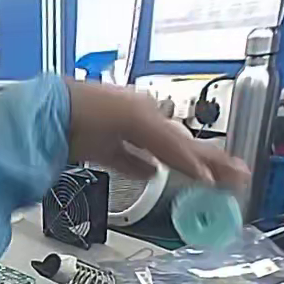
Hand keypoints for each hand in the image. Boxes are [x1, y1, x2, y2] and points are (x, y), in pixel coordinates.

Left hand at [64, 81, 248, 193]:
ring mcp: (121, 135)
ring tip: (207, 177)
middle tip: (235, 177)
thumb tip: (195, 168)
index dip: (207, 162)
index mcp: (151, 114)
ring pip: (161, 153)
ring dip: (185, 165)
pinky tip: (154, 173)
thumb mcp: (133, 121)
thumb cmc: (88, 106)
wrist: (47, 112)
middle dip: (208, 162)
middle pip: (181, 146)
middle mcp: (140, 122)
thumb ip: (166, 147)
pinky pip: (130, 159)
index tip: (231, 176)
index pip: (186, 144)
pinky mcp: (100, 148)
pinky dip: (144, 166)